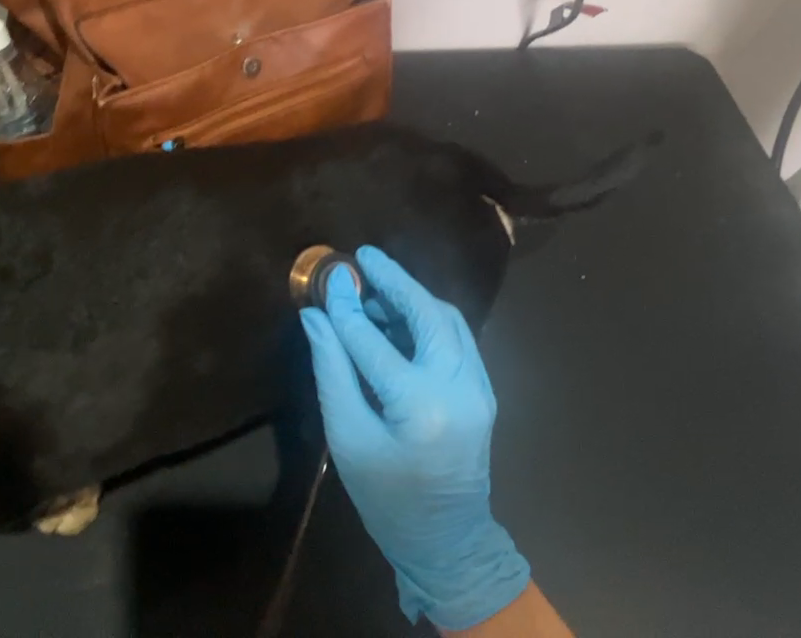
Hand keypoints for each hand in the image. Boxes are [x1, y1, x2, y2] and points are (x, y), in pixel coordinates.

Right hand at [299, 246, 530, 631]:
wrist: (447, 542)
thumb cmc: (386, 498)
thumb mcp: (346, 438)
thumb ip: (332, 371)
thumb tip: (316, 317)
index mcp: (420, 406)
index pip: (374, 340)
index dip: (347, 307)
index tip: (329, 277)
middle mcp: (459, 387)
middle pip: (428, 314)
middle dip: (395, 281)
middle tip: (363, 258)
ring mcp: (479, 388)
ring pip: (450, 320)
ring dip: (414, 296)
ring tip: (376, 284)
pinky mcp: (484, 391)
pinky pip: (457, 338)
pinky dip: (429, 317)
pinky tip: (401, 314)